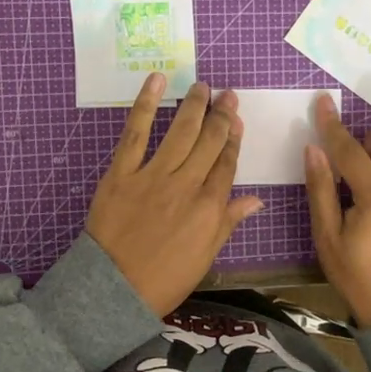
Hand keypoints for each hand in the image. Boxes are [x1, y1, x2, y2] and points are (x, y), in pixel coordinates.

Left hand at [87, 74, 263, 315]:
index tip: (237, 121)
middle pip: (209, 142)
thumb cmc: (164, 280)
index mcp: (210, 207)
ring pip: (181, 131)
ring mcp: (153, 175)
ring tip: (203, 87)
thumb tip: (256, 200)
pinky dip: (146, 104)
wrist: (115, 289)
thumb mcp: (205, 257)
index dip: (234, 140)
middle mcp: (186, 184)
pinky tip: (157, 82)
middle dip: (222, 116)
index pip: (227, 164)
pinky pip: (135, 132)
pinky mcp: (122, 172)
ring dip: (195, 105)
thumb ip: (228, 222)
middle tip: (228, 95)